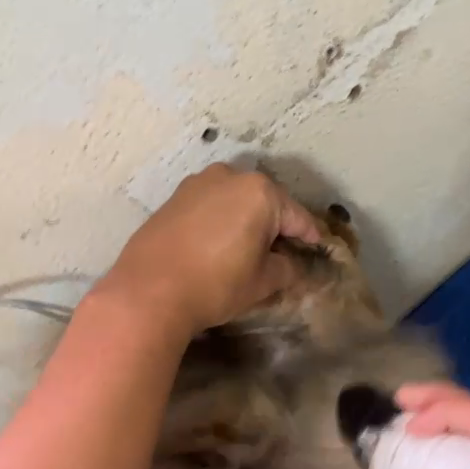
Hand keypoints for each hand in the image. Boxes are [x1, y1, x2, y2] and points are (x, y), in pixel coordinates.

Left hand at [98, 164, 323, 335]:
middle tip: (285, 253)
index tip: (320, 249)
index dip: (311, 237)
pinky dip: (222, 222)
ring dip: (247, 222)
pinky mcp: (174, 198)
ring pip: (236, 202)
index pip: (297, 218)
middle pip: (266, 203)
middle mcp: (230, 177)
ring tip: (251, 249)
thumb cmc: (217, 284)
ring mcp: (198, 184)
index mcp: (260, 193)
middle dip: (277, 226)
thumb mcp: (263, 282)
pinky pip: (211, 207)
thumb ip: (286, 268)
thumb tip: (292, 265)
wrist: (150, 291)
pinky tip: (221, 245)